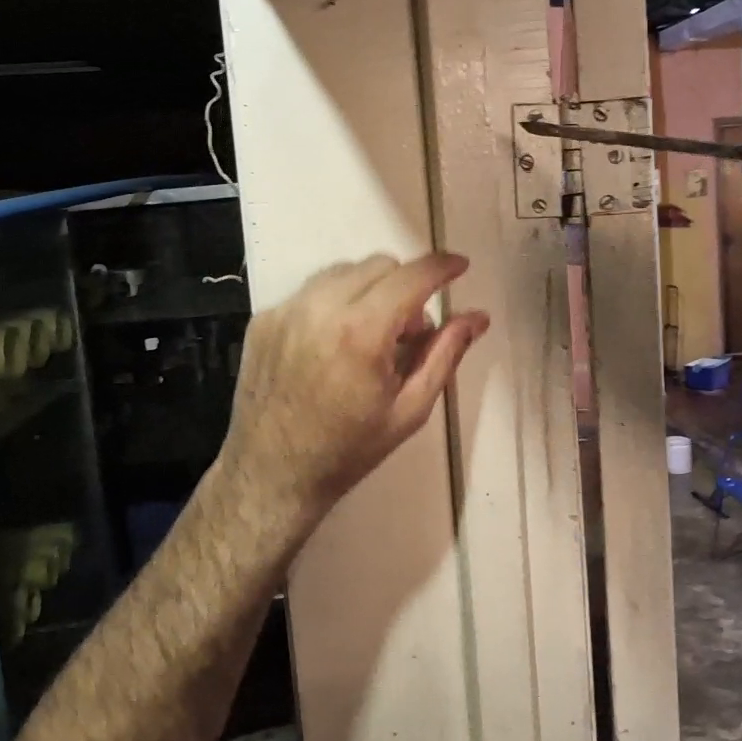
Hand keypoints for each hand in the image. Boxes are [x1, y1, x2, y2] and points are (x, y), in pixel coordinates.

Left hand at [220, 253, 490, 507]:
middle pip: (379, 265)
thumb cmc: (349, 450)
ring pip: (342, 272)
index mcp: (361, 332)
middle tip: (408, 332)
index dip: (443, 267)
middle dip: (404, 288)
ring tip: (370, 337)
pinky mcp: (264, 319)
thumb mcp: (410, 409)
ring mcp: (286, 311)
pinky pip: (310, 292)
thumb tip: (477, 317)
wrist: (271, 474)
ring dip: (368, 291)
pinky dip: (333, 305)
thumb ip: (445, 354)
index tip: (460, 267)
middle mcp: (320, 308)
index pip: (412, 276)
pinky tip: (333, 346)